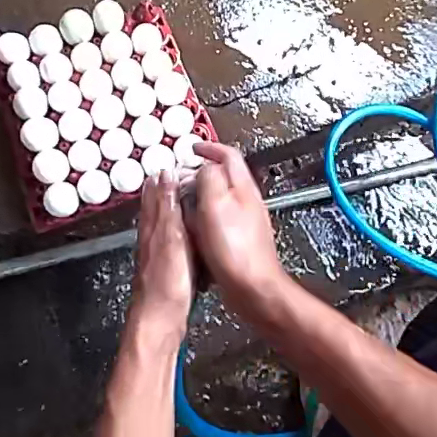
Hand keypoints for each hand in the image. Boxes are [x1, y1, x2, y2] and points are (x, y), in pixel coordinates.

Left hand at [130, 169, 193, 333]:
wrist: (159, 323)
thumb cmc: (166, 285)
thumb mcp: (171, 238)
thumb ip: (168, 208)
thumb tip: (165, 176)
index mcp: (153, 229)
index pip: (153, 197)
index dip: (159, 181)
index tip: (166, 165)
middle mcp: (152, 241)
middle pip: (155, 210)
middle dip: (162, 194)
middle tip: (168, 178)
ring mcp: (158, 258)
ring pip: (163, 228)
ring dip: (169, 213)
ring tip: (177, 202)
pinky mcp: (168, 274)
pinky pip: (173, 247)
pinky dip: (179, 237)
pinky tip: (185, 241)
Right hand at [188, 142, 296, 327]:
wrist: (254, 288)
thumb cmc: (236, 251)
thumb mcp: (215, 204)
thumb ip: (208, 178)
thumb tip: (203, 167)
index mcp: (242, 188)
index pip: (228, 155)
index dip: (209, 148)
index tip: (192, 149)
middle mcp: (247, 201)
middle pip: (224, 175)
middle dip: (201, 172)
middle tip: (183, 175)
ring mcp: (245, 221)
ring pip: (221, 197)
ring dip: (201, 195)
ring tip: (183, 200)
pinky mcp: (239, 240)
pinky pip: (219, 219)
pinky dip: (203, 217)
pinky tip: (194, 229)